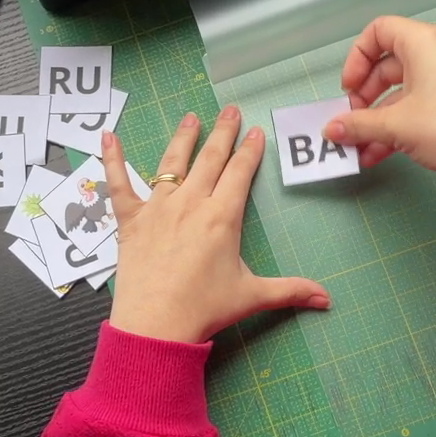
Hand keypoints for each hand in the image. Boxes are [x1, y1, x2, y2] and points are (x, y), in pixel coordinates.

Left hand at [103, 107, 330, 343]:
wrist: (156, 326)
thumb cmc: (204, 309)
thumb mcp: (252, 296)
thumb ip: (291, 291)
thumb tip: (327, 299)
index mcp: (222, 216)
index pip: (240, 173)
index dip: (250, 151)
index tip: (257, 132)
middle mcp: (191, 202)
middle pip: (210, 158)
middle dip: (223, 132)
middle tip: (230, 110)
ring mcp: (158, 208)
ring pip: (171, 163)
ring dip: (183, 137)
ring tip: (191, 117)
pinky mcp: (130, 219)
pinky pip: (118, 184)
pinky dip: (111, 160)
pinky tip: (107, 137)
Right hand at [324, 15, 435, 200]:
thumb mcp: (396, 126)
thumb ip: (358, 125)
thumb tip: (331, 129)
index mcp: (424, 43)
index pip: (380, 30)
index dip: (357, 57)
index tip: (348, 88)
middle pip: (387, 65)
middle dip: (364, 96)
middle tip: (352, 121)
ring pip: (401, 93)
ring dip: (376, 120)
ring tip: (359, 147)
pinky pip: (416, 109)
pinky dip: (396, 128)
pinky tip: (377, 155)